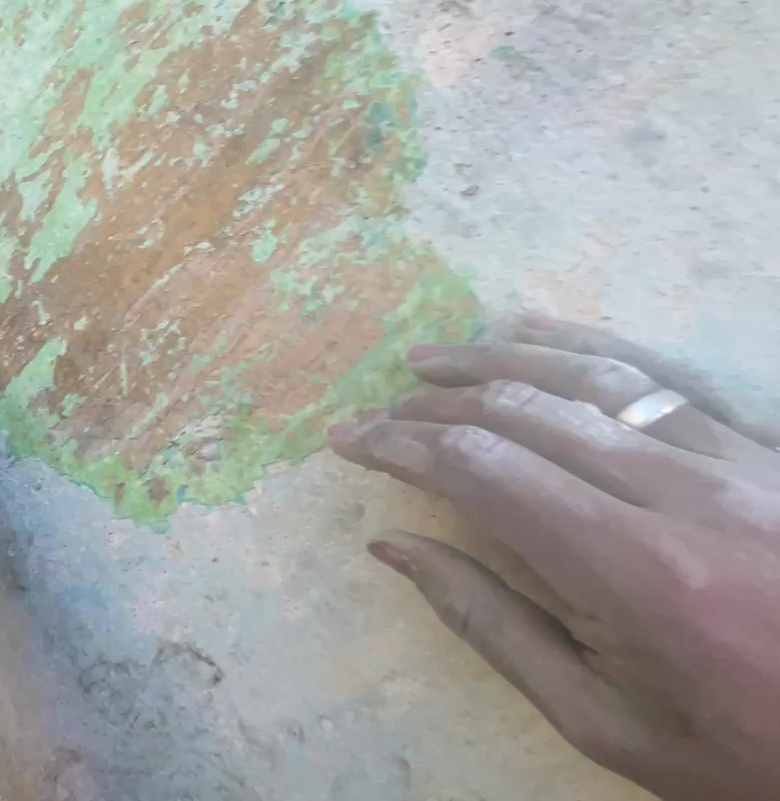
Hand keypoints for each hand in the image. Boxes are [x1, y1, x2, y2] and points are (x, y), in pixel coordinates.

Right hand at [331, 316, 779, 800]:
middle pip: (520, 412)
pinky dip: (586, 346)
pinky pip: (671, 380)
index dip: (396, 446)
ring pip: (590, 378)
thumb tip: (390, 545)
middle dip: (429, 408)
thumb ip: (489, 624)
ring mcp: (747, 468)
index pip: (477, 467)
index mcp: (636, 570)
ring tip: (430, 361)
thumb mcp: (608, 725)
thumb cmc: (748, 755)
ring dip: (492, 361)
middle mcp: (690, 498)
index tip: (347, 442)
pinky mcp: (776, 458)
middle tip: (378, 416)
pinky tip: (529, 329)